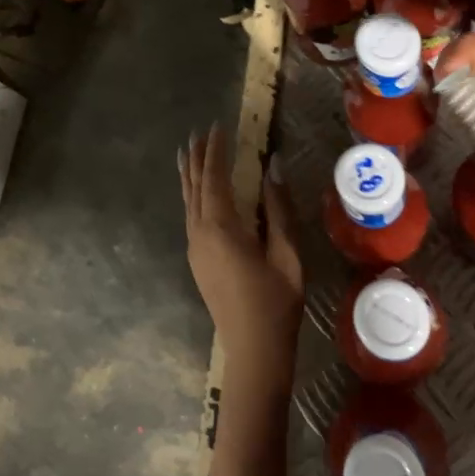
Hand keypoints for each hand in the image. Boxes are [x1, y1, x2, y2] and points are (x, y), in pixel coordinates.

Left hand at [180, 124, 302, 369]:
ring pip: (188, 202)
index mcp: (221, 227)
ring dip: (191, 175)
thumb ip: (278, 207)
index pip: (215, 177)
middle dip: (199, 158)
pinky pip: (190, 216)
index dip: (216, 151)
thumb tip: (273, 165)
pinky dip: (192, 196)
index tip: (218, 126)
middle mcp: (200, 233)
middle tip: (199, 132)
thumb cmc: (276, 300)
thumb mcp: (287, 252)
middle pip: (196, 187)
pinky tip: (196, 194)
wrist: (253, 349)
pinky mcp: (197, 261)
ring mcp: (195, 249)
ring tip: (188, 153)